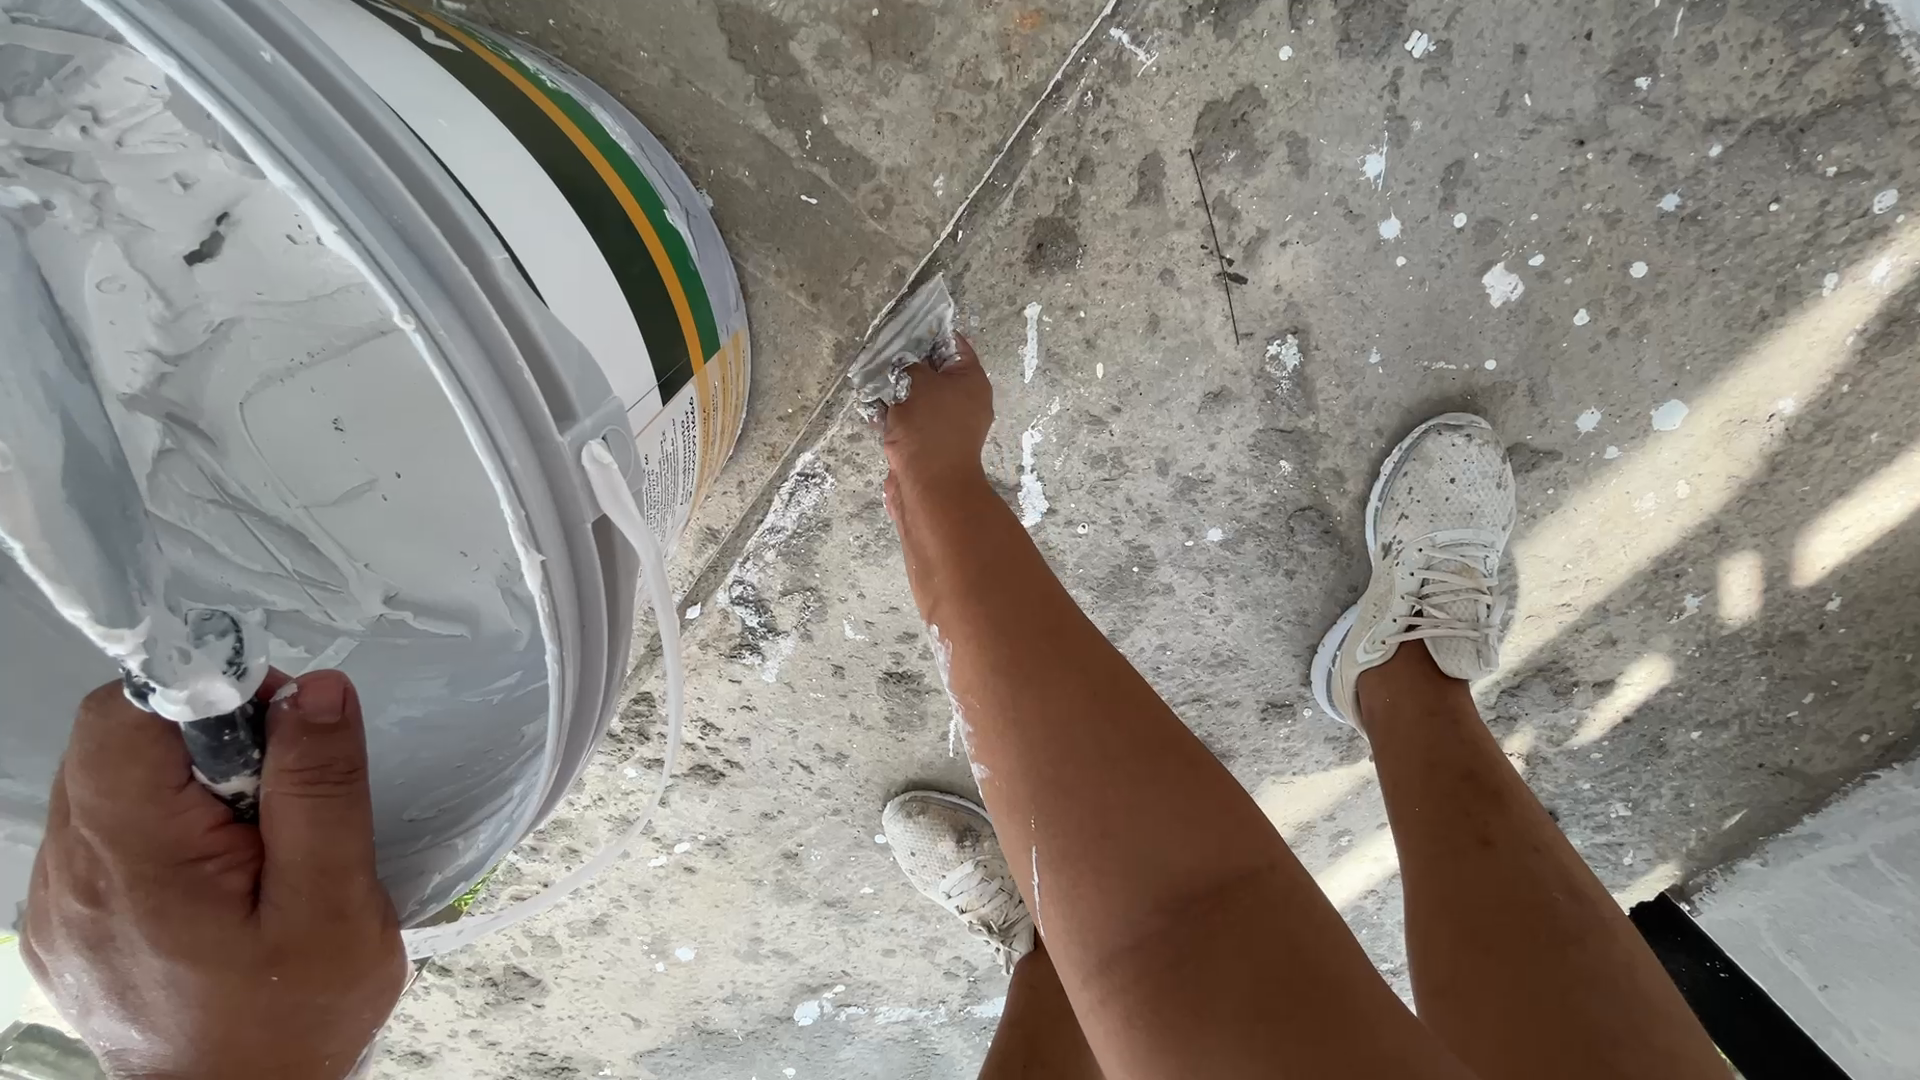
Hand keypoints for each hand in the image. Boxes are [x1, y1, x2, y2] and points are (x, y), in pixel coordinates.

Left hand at [22, 670, 407, 1079]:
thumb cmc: (300, 1004)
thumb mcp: (335, 895)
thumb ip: (321, 788)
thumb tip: (315, 687)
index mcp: (131, 861)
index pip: (125, 718)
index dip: (211, 691)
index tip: (289, 725)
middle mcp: (70, 872)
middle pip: (120, 741)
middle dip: (218, 732)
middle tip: (296, 785)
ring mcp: (65, 896)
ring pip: (120, 777)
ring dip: (206, 774)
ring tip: (275, 830)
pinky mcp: (80, 912)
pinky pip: (121, 822)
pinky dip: (186, 811)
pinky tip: (238, 859)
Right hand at [882, 332, 995, 493]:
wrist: (929, 488)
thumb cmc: (929, 430)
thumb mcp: (918, 384)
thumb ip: (911, 365)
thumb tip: (907, 362)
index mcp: (971, 381)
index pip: (953, 344)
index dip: (929, 332)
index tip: (902, 324)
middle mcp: (963, 401)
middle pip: (933, 371)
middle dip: (906, 363)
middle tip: (880, 351)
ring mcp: (945, 425)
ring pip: (917, 397)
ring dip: (895, 391)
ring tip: (871, 378)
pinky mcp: (927, 444)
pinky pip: (909, 421)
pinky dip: (893, 415)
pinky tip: (873, 408)